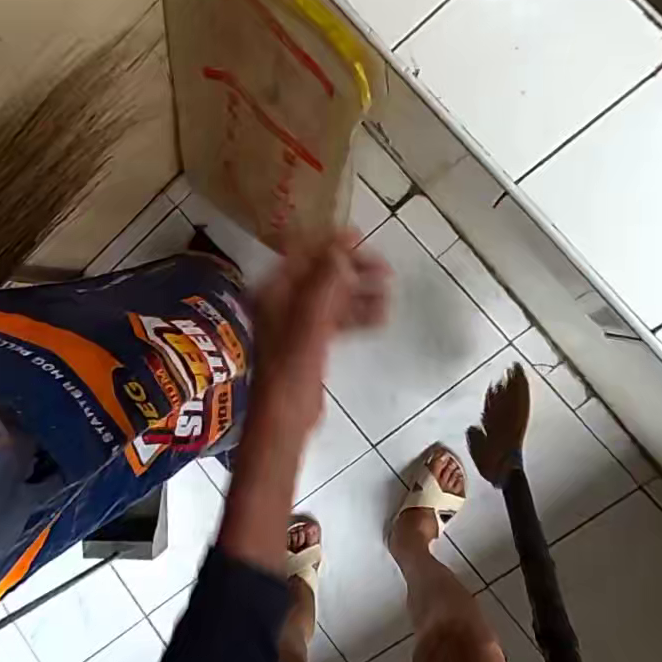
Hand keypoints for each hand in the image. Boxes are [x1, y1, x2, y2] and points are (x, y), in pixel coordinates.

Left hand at [215, 229, 387, 572]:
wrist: (281, 426)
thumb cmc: (288, 380)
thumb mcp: (307, 330)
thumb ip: (323, 289)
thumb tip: (341, 251)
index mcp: (272, 296)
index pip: (300, 255)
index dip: (329, 242)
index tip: (359, 234)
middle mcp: (281, 305)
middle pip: (319, 274)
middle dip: (351, 267)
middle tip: (383, 265)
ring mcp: (295, 325)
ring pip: (331, 297)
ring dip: (358, 290)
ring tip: (388, 287)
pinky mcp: (309, 345)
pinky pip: (336, 321)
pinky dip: (357, 316)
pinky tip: (380, 316)